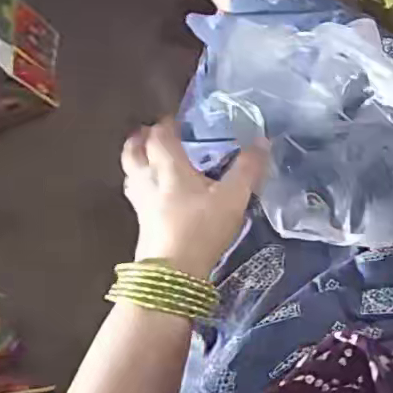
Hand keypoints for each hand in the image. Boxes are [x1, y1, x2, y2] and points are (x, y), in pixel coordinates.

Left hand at [121, 118, 267, 278]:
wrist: (174, 272)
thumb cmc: (202, 228)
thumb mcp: (233, 197)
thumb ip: (247, 169)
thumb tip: (262, 141)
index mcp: (168, 166)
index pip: (161, 135)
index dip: (167, 124)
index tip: (177, 120)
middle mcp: (148, 178)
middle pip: (134, 150)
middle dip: (141, 138)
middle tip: (152, 133)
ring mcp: (140, 202)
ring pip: (131, 172)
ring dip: (137, 160)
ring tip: (150, 158)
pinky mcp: (141, 222)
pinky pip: (136, 193)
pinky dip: (141, 183)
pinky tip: (154, 193)